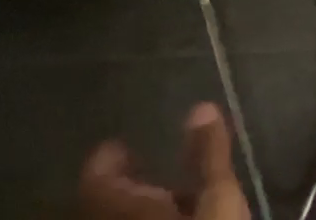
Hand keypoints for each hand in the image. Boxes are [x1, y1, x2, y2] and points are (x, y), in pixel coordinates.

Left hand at [79, 103, 250, 219]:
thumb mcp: (218, 197)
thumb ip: (208, 154)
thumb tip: (200, 108)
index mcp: (124, 213)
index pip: (97, 182)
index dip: (105, 162)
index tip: (116, 145)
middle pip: (103, 207)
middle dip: (123, 185)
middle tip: (140, 165)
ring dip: (134, 208)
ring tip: (162, 195)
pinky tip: (173, 219)